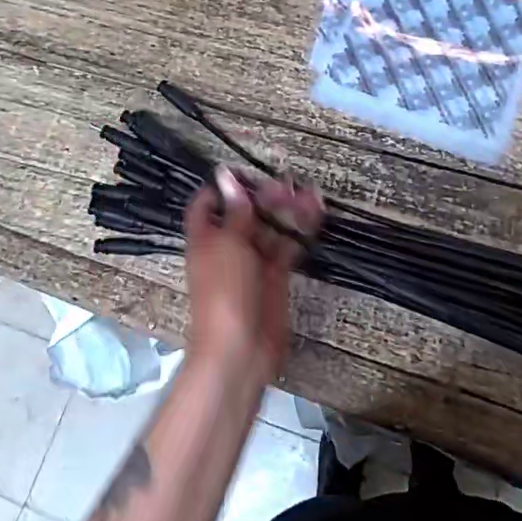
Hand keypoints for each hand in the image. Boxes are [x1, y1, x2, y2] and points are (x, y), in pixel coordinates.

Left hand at [182, 167, 322, 386]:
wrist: (240, 348)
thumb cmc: (224, 291)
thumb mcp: (228, 244)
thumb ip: (235, 210)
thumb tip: (226, 174)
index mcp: (205, 238)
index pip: (208, 204)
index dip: (224, 188)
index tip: (247, 172)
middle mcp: (228, 247)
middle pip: (245, 214)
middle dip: (265, 196)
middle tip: (288, 183)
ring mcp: (253, 263)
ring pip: (271, 228)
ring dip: (288, 210)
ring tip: (310, 193)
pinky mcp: (275, 276)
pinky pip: (288, 246)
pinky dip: (301, 230)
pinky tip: (316, 212)